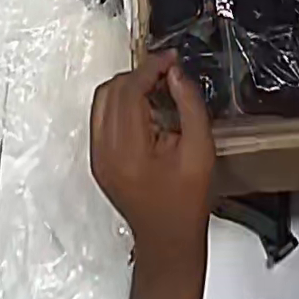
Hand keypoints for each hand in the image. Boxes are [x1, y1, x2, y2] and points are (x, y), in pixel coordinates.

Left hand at [90, 50, 213, 250]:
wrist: (168, 240)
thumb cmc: (187, 202)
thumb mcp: (201, 151)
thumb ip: (190, 106)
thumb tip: (174, 72)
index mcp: (129, 152)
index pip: (131, 91)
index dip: (151, 67)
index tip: (170, 58)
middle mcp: (105, 151)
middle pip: (114, 89)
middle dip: (141, 73)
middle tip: (167, 72)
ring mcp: (97, 154)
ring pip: (104, 97)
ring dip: (129, 84)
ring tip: (157, 87)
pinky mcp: (96, 157)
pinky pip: (101, 113)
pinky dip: (120, 100)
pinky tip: (143, 105)